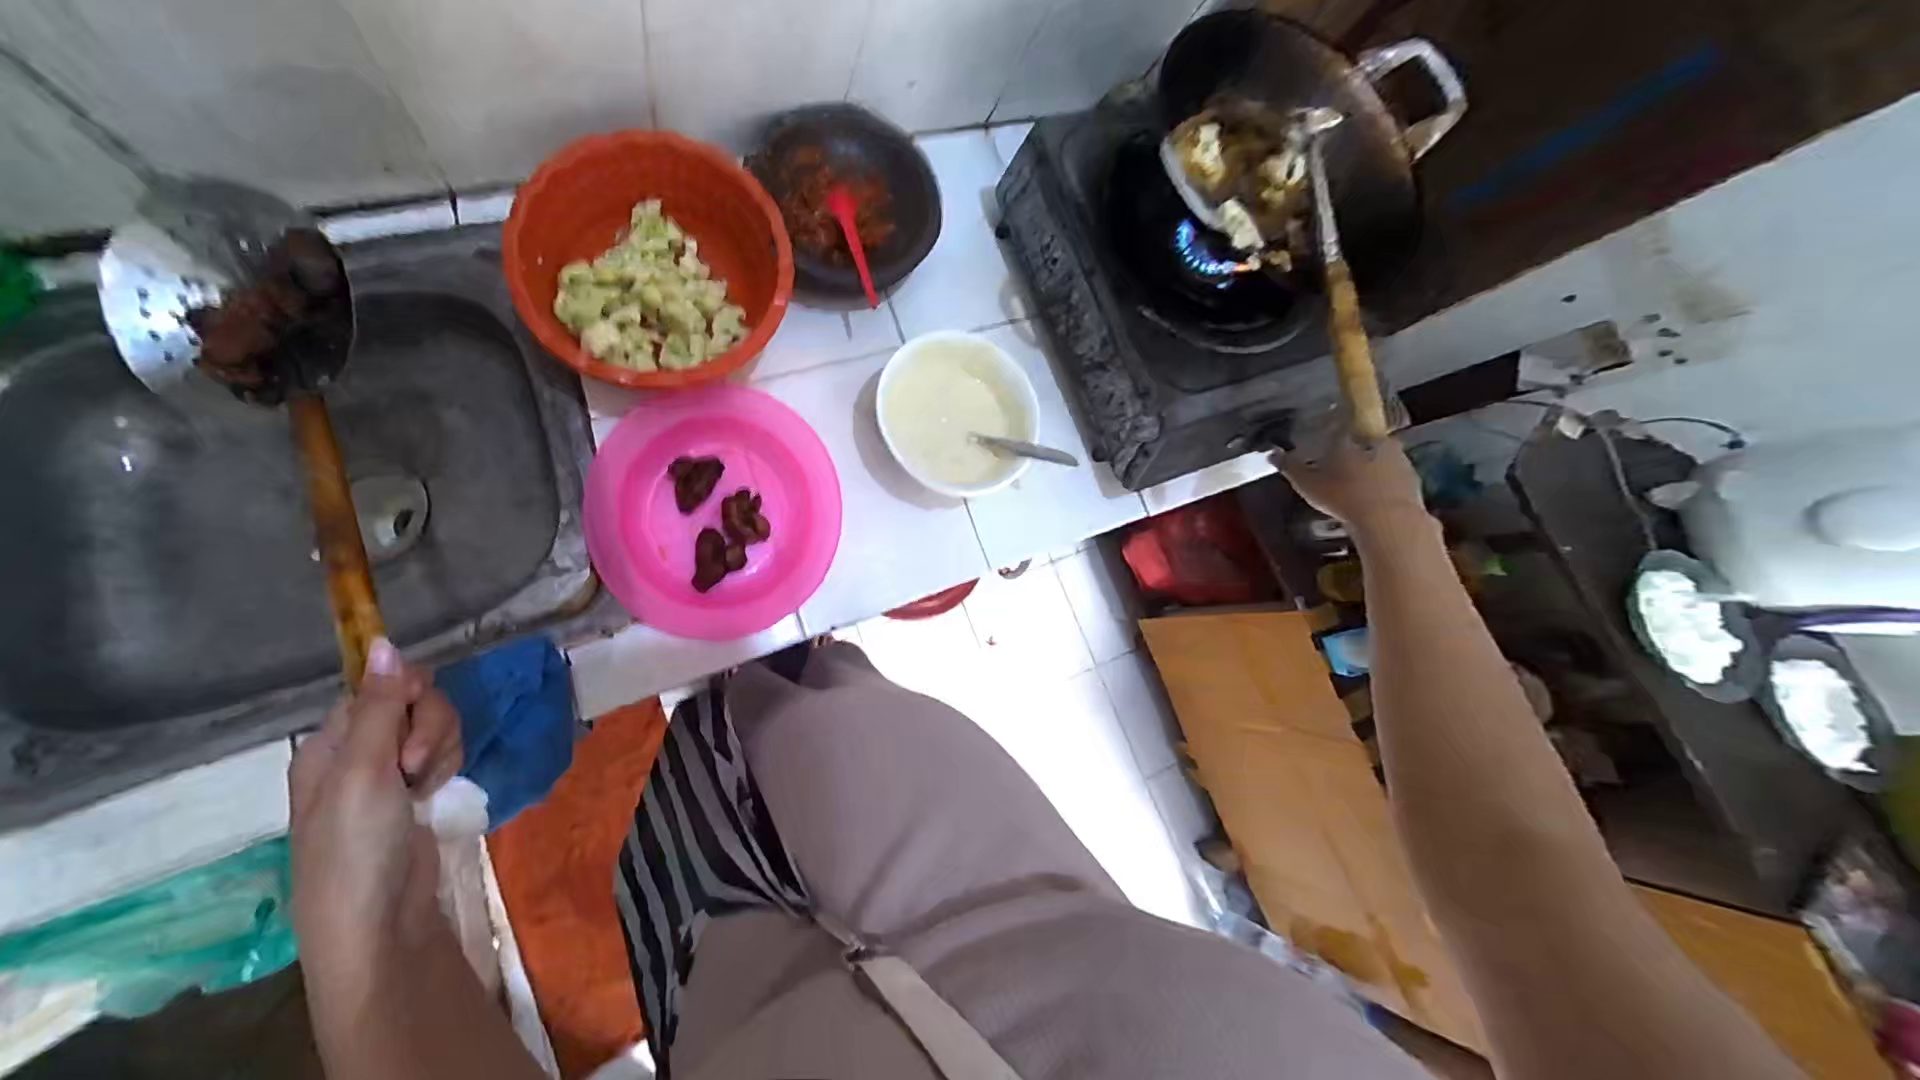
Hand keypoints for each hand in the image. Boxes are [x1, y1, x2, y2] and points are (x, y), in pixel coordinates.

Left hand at [288, 638, 462, 988]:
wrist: (380, 920)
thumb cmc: (357, 846)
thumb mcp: (364, 772)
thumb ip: (379, 706)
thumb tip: (383, 641)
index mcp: (330, 744)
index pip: (376, 688)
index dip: (405, 694)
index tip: (414, 720)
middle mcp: (358, 752)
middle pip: (413, 703)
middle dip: (430, 727)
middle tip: (416, 766)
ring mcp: (390, 773)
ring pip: (434, 727)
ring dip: (443, 747)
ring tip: (428, 786)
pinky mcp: (418, 790)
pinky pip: (444, 753)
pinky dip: (449, 765)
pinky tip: (438, 791)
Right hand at [1278, 433, 1429, 536]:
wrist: (1389, 520)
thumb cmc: (1342, 496)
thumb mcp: (1307, 484)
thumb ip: (1290, 467)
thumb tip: (1271, 453)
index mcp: (1350, 438)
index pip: (1339, 427)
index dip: (1330, 435)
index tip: (1324, 443)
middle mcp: (1377, 442)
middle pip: (1363, 442)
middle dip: (1353, 452)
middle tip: (1340, 468)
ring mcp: (1400, 461)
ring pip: (1381, 459)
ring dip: (1371, 469)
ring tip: (1357, 488)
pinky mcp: (1414, 481)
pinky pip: (1395, 479)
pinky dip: (1385, 486)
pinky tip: (1374, 501)